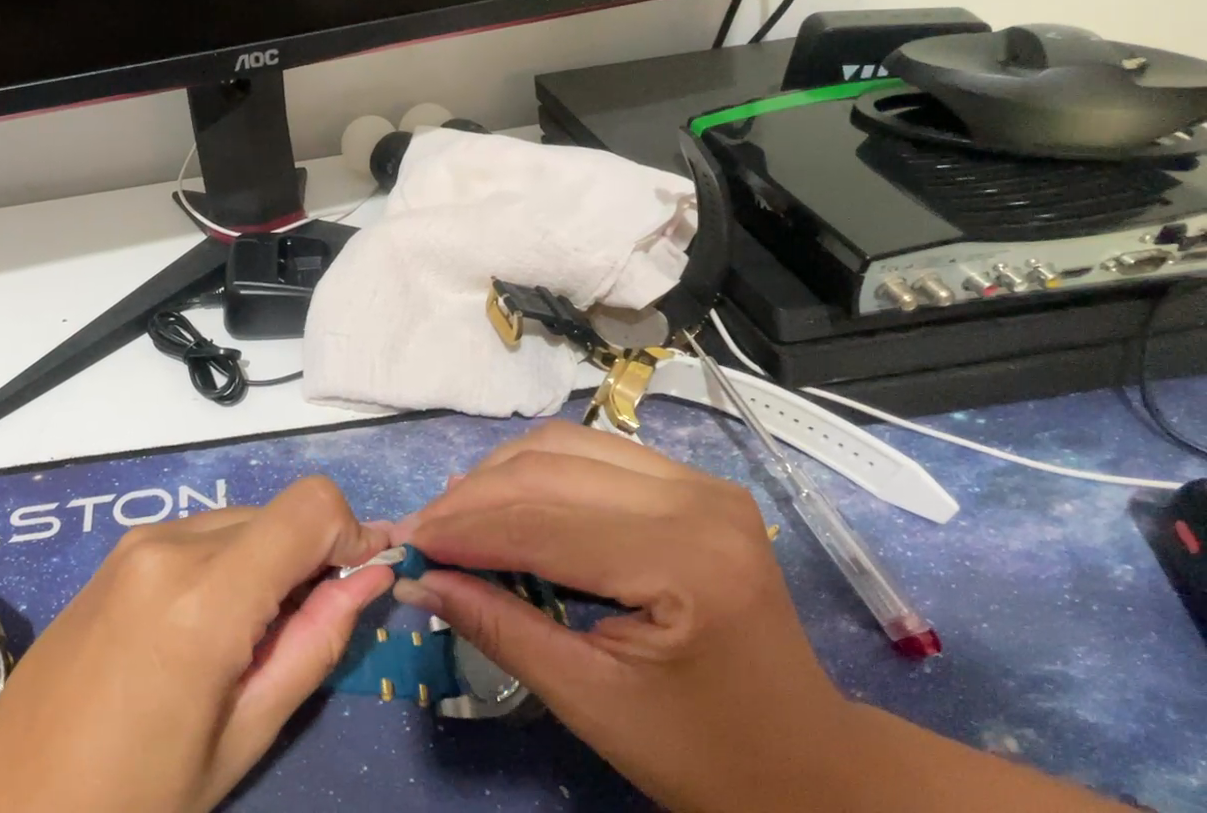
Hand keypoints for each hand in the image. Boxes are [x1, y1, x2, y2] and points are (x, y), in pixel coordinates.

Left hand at [0, 477, 392, 812]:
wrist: (11, 801)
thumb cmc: (135, 793)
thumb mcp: (243, 735)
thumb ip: (314, 644)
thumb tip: (368, 578)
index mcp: (206, 593)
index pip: (311, 505)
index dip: (350, 534)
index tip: (354, 588)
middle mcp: (170, 544)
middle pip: (277, 513)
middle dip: (308, 559)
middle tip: (297, 636)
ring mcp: (134, 543)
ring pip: (239, 522)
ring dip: (265, 563)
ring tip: (243, 643)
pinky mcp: (114, 553)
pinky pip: (196, 535)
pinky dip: (226, 564)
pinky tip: (201, 629)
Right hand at [393, 421, 852, 812]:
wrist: (805, 762)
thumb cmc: (700, 751)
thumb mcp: (589, 701)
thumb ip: (498, 628)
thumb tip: (416, 581)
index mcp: (685, 562)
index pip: (541, 523)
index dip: (461, 531)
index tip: (402, 546)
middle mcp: (698, 501)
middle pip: (548, 469)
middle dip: (469, 499)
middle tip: (418, 533)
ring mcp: (701, 484)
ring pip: (564, 445)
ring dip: (496, 476)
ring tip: (451, 516)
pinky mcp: (694, 485)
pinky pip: (592, 454)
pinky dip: (534, 471)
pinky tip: (501, 499)